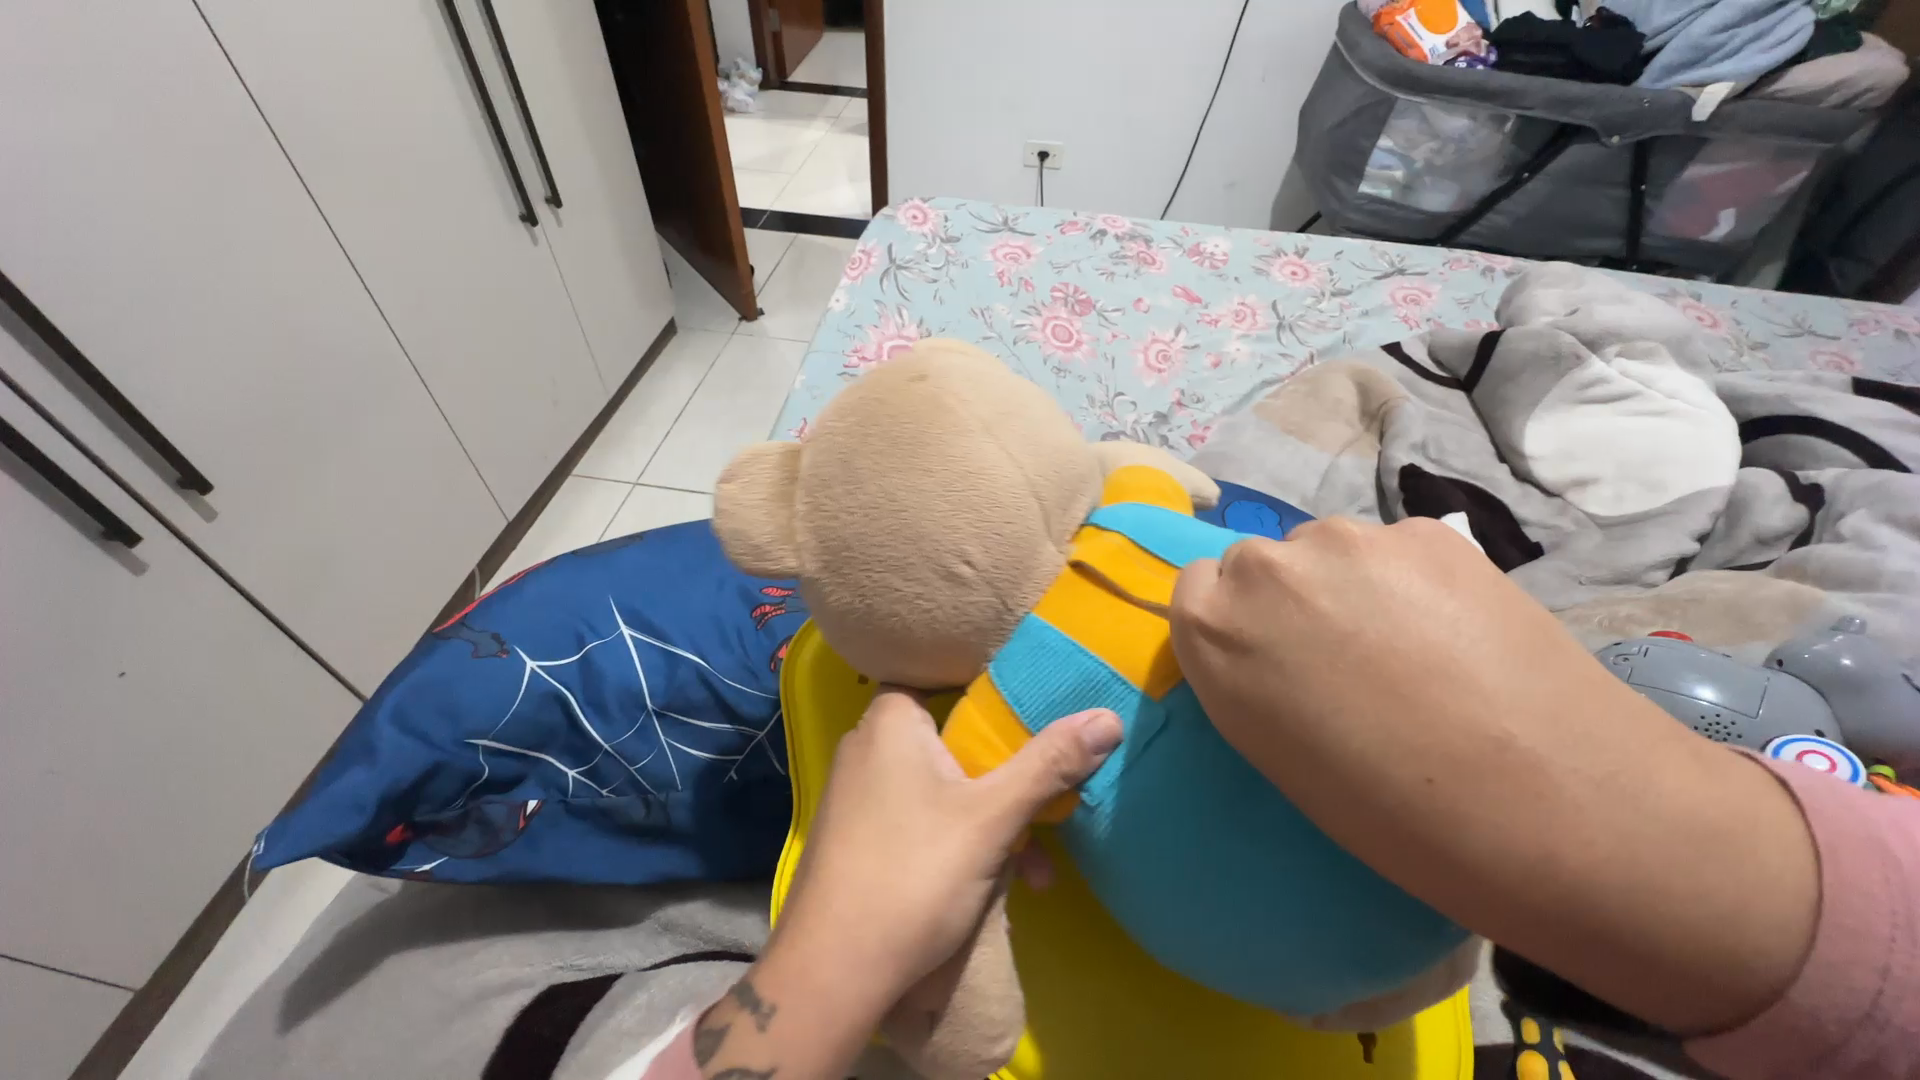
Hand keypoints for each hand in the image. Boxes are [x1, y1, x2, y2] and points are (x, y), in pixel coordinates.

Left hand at [776, 689, 1120, 1009]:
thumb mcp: (993, 818)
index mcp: (892, 719)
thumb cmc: (913, 875)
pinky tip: (996, 886)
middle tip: (1052, 808)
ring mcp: (860, 793)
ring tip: (1035, 870)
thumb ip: (1049, 765)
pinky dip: (961, 841)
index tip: (1040, 715)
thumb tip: (1108, 717)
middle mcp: (870, 745)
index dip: (996, 694)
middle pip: (956, 741)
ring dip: (994, 823)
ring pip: (945, 788)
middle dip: (1010, 781)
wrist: (831, 975)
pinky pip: (922, 819)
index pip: (949, 679)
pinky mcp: (860, 836)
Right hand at [1168, 516, 1817, 1035]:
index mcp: (1211, 629)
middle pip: (1260, 562)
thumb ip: (1248, 673)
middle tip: (1346, 654)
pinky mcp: (1427, 532)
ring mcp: (1347, 540)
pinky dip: (1413, 580)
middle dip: (1291, 598)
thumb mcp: (1274, 747)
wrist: (1545, 803)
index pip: (1197, 586)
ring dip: (1351, 583)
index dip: (1237, 621)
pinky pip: (1396, 548)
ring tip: (1412, 644)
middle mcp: (1263, 568)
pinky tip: (1457, 629)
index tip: (1272, 656)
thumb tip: (1274, 644)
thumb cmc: (1386, 809)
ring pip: (1329, 550)